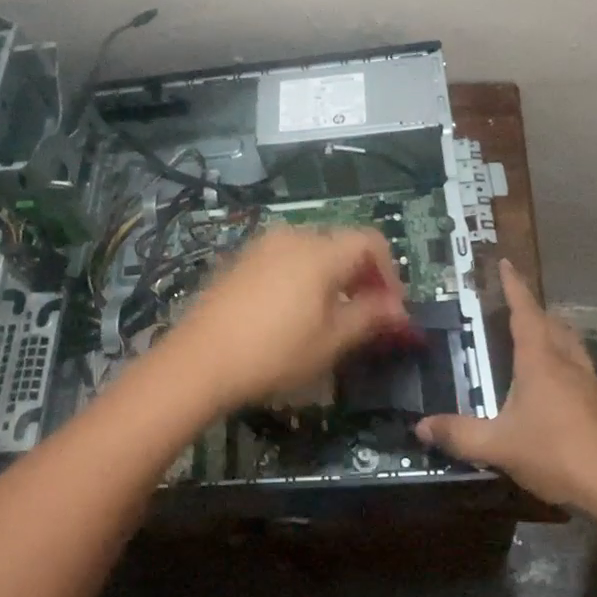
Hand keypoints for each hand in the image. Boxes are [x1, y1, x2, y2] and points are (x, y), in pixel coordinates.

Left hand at [158, 226, 410, 410]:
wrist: (198, 360)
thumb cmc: (274, 353)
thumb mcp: (331, 341)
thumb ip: (369, 317)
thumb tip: (398, 309)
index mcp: (320, 250)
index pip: (371, 242)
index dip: (390, 274)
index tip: (391, 311)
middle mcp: (292, 236)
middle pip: (342, 243)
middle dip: (362, 276)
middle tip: (366, 316)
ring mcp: (262, 245)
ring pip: (313, 251)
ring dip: (333, 277)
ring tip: (331, 317)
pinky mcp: (240, 260)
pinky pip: (285, 259)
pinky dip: (303, 277)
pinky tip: (293, 314)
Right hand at [415, 259, 596, 507]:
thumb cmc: (558, 454)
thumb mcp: (499, 446)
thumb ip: (459, 435)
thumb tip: (420, 426)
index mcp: (541, 361)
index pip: (526, 312)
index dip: (514, 287)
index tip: (506, 263)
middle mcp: (569, 364)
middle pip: (553, 325)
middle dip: (534, 311)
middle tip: (515, 306)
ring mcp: (592, 386)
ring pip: (572, 348)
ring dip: (554, 336)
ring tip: (536, 340)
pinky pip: (581, 373)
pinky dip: (565, 367)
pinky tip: (556, 390)